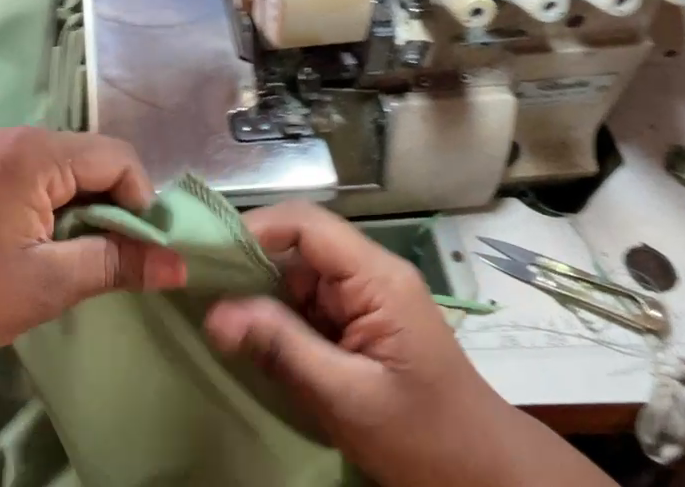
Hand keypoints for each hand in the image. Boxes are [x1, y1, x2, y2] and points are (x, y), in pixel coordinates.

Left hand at [0, 126, 187, 366]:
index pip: (120, 159)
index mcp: (37, 152)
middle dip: (115, 212)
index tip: (141, 257)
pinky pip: (41, 185)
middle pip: (96, 163)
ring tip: (78, 268)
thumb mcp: (47, 284)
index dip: (143, 206)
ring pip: (69, 177)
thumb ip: (116, 264)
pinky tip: (45, 256)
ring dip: (86, 218)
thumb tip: (179, 263)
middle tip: (113, 268)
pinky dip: (58, 217)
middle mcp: (21, 140)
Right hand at [205, 203, 611, 486]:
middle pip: (296, 247)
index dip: (254, 229)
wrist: (484, 477)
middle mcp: (369, 275)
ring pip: (296, 278)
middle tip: (200, 292)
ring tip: (216, 318)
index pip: (306, 224)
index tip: (207, 256)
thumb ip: (282, 347)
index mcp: (376, 277)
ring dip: (260, 298)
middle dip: (249, 268)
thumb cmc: (424, 435)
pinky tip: (250, 341)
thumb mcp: (347, 396)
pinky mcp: (358, 325)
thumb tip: (214, 313)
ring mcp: (364, 300)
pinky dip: (277, 321)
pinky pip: (306, 307)